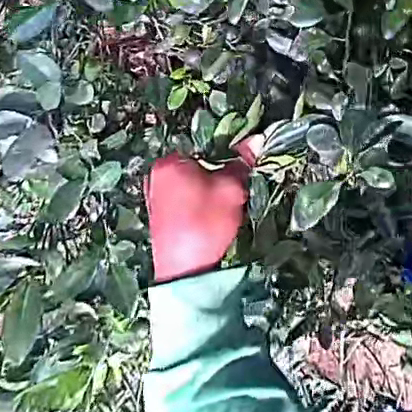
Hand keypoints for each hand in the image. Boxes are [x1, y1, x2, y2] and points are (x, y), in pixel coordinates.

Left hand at [146, 138, 259, 283]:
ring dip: (211, 186)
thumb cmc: (205, 223)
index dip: (230, 151)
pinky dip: (200, 200)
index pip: (206, 143)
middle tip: (237, 184)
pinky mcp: (159, 215)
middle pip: (198, 162)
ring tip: (227, 200)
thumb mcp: (231, 189)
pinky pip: (185, 197)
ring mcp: (154, 196)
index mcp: (169, 162)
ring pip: (193, 181)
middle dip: (219, 170)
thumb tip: (257, 138)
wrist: (184, 272)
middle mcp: (155, 175)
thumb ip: (242, 161)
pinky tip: (213, 213)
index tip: (244, 162)